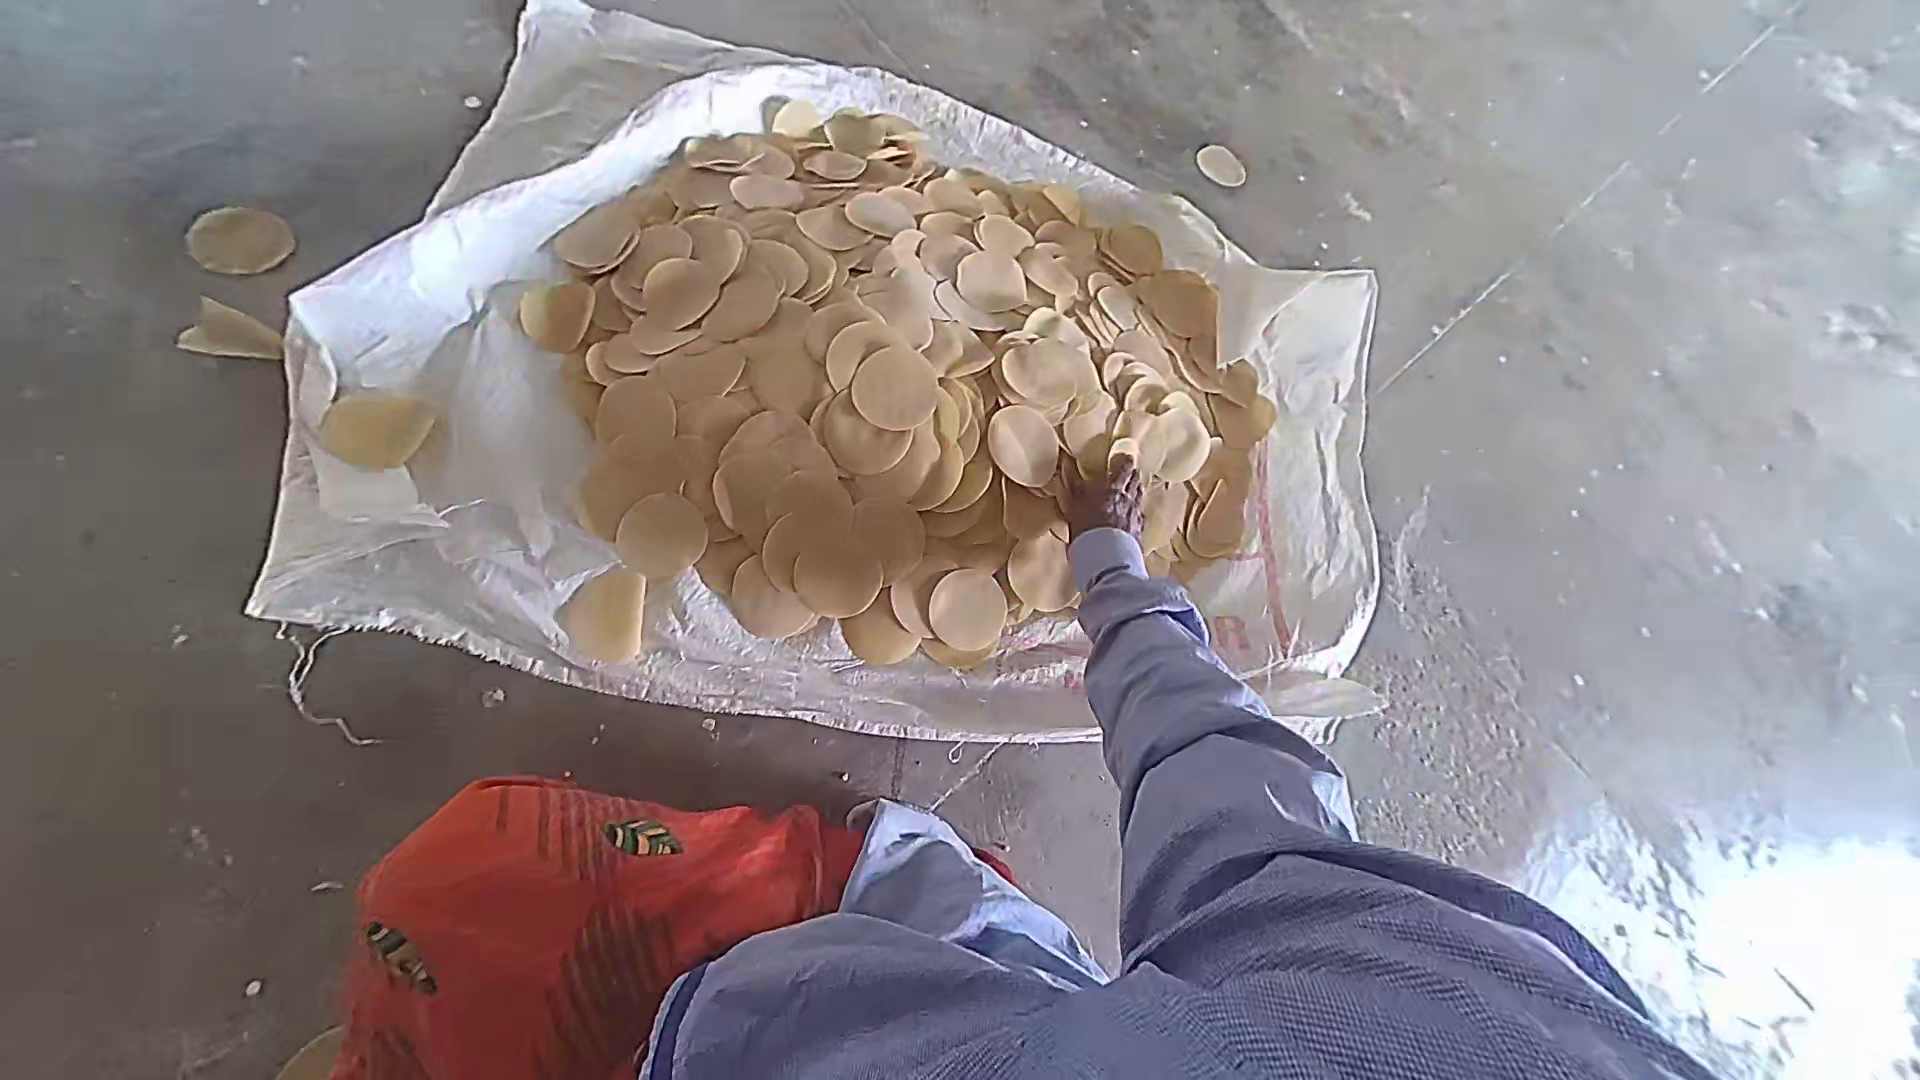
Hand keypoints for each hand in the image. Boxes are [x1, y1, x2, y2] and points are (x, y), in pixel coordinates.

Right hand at [1062, 455, 1142, 541]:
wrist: (1106, 557)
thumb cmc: (1086, 530)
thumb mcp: (1073, 506)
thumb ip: (1072, 485)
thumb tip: (1066, 464)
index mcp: (1112, 489)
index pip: (1123, 468)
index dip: (1124, 461)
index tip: (1124, 457)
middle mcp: (1127, 498)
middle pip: (1134, 481)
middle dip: (1132, 475)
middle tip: (1131, 471)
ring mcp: (1135, 514)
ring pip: (1139, 496)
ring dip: (1136, 491)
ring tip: (1134, 488)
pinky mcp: (1140, 530)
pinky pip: (1140, 515)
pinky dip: (1136, 512)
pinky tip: (1134, 514)